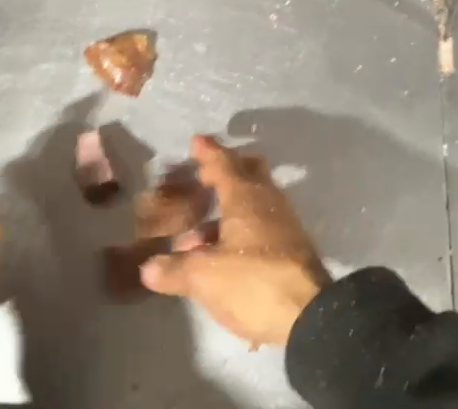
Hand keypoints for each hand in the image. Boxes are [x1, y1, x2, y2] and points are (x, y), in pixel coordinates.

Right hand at [139, 135, 329, 345]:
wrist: (309, 315)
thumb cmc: (253, 282)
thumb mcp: (205, 277)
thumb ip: (175, 269)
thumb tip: (148, 267)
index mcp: (246, 196)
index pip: (225, 163)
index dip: (209, 152)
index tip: (197, 141)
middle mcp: (268, 201)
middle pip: (248, 173)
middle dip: (226, 172)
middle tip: (203, 178)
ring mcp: (283, 224)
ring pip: (254, 202)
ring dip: (227, 211)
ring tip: (195, 236)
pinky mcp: (291, 248)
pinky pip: (261, 226)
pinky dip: (239, 230)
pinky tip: (221, 256)